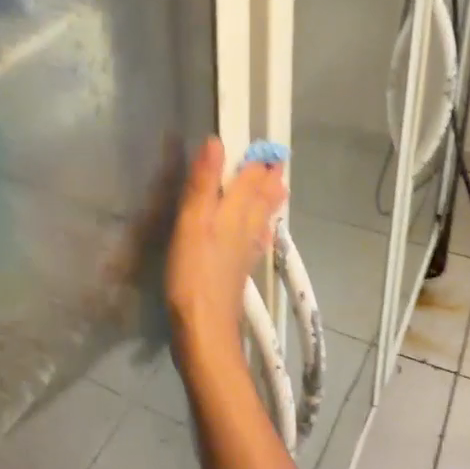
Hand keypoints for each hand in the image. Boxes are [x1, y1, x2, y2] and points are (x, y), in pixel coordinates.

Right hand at [165, 137, 287, 351]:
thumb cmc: (194, 271)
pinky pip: (257, 239)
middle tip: (277, 162)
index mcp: (236, 211)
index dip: (258, 160)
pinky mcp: (240, 270)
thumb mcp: (192, 221)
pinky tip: (260, 234)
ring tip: (278, 189)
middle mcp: (248, 228)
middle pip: (263, 197)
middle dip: (269, 179)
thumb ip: (204, 182)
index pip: (253, 177)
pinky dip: (261, 227)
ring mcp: (246, 251)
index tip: (266, 143)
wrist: (204, 327)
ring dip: (269, 200)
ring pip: (263, 218)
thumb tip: (216, 141)